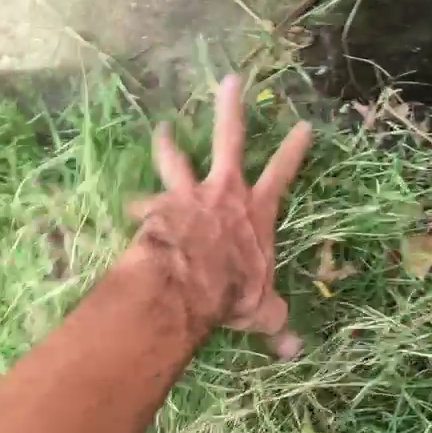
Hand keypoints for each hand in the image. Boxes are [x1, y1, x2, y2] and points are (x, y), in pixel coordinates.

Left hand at [128, 74, 313, 358]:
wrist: (188, 285)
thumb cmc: (233, 293)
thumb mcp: (263, 312)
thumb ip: (276, 326)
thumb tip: (293, 352)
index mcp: (256, 213)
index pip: (282, 173)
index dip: (294, 150)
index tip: (304, 126)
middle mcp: (223, 193)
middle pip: (229, 139)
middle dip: (230, 108)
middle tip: (229, 80)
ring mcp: (188, 196)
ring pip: (178, 158)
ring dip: (169, 144)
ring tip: (162, 129)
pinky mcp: (158, 209)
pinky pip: (145, 203)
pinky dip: (138, 205)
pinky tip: (128, 204)